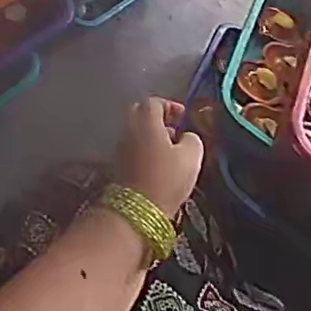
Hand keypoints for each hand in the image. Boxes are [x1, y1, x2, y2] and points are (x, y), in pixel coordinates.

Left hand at [114, 97, 203, 217]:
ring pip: (134, 129)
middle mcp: (129, 128)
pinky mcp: (118, 161)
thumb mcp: (191, 157)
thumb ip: (192, 139)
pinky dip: (144, 145)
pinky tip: (158, 161)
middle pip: (139, 112)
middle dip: (156, 116)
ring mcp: (120, 144)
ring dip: (150, 132)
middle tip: (174, 127)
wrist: (137, 208)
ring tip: (170, 147)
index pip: (153, 101)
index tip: (183, 116)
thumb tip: (186, 136)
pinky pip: (132, 144)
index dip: (170, 105)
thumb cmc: (167, 178)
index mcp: (146, 121)